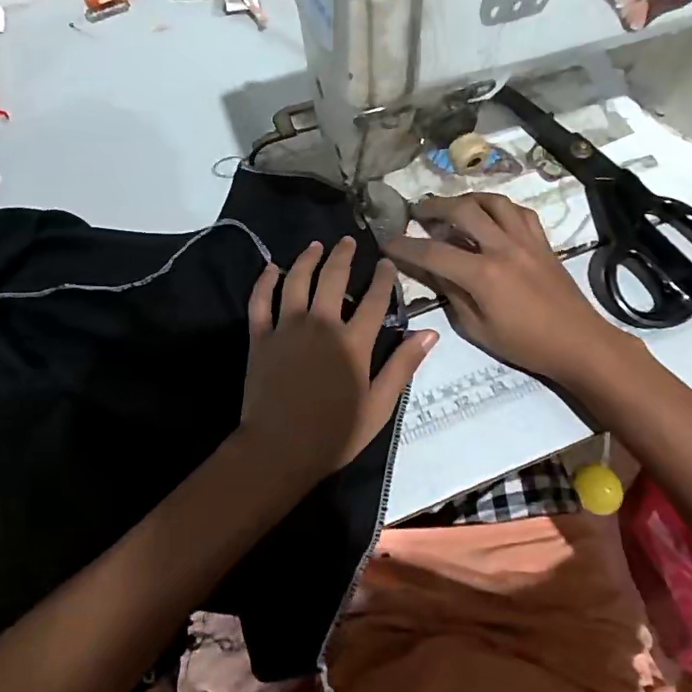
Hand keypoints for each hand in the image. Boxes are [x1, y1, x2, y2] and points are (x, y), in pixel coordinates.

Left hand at [238, 237, 435, 480]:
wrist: (278, 450)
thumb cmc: (335, 433)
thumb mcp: (380, 406)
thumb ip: (403, 366)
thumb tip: (430, 333)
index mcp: (353, 342)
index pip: (375, 300)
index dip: (384, 278)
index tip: (387, 263)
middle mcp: (321, 325)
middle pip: (334, 279)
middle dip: (343, 256)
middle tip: (349, 241)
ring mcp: (287, 328)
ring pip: (297, 281)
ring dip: (307, 260)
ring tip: (316, 246)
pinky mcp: (261, 338)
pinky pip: (261, 301)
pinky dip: (265, 282)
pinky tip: (272, 268)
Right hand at [383, 194, 637, 383]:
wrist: (578, 342)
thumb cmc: (525, 345)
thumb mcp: (478, 329)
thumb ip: (452, 294)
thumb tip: (431, 270)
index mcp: (483, 275)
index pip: (433, 253)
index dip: (405, 246)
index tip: (388, 241)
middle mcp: (503, 247)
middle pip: (462, 210)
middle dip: (434, 206)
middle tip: (418, 210)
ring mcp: (526, 240)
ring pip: (493, 201)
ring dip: (467, 198)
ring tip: (453, 205)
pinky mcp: (543, 241)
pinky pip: (519, 211)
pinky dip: (500, 207)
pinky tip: (492, 215)